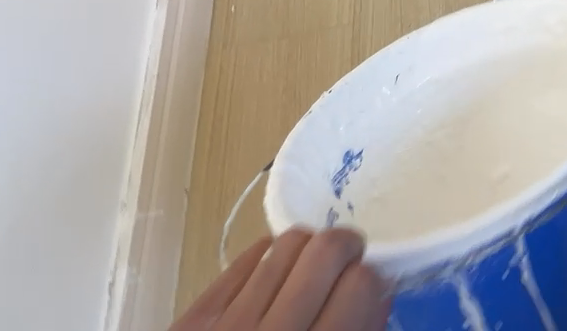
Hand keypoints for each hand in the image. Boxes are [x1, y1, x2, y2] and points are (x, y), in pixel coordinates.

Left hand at [170, 228, 391, 330]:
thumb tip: (378, 287)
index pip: (362, 283)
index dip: (371, 281)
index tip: (364, 292)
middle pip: (328, 248)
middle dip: (345, 250)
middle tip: (342, 270)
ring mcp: (223, 329)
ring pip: (288, 243)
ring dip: (306, 254)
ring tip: (302, 278)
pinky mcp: (188, 323)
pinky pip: (247, 257)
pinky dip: (268, 261)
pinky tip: (269, 285)